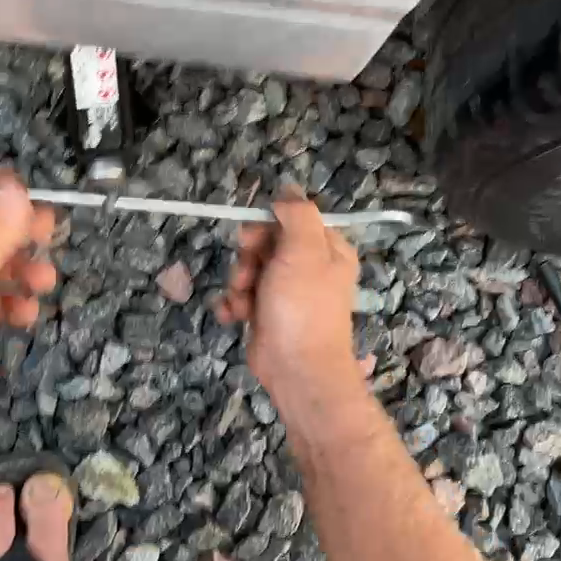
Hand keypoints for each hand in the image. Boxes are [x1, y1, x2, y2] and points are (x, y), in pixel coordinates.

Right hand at [216, 188, 366, 424]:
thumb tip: (288, 191)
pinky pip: (242, 298)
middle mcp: (309, 269)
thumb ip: (297, 214)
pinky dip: (233, 305)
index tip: (255, 237)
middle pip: (266, 243)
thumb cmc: (303, 306)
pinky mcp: (266, 316)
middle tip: (248, 272)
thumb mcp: (304, 249)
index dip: (269, 224)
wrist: (297, 369)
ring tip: (243, 301)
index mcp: (327, 250)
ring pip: (250, 269)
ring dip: (239, 283)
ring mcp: (286, 294)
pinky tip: (233, 316)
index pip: (293, 219)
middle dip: (249, 256)